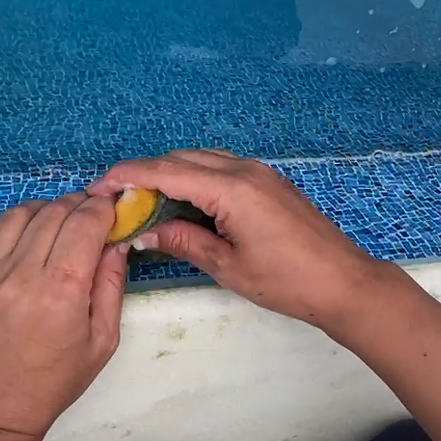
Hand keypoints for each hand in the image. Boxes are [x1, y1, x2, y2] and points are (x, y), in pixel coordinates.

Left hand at [0, 193, 128, 440]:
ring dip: (41, 214)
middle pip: (52, 211)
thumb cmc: (50, 384)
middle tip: (84, 213)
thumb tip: (116, 242)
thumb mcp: (102, 343)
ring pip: (16, 216)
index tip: (109, 208)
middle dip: (75, 205)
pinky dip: (8, 238)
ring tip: (50, 227)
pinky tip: (16, 257)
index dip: (101, 207)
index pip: (85, 221)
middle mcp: (17, 275)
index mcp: (61, 291)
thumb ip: (111, 286)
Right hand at [89, 149, 395, 328]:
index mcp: (232, 189)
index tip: (97, 186)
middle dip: (145, 173)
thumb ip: (183, 241)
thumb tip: (143, 231)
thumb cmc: (287, 281)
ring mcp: (261, 173)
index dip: (128, 176)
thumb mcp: (227, 266)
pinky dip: (196, 177)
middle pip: (182, 159)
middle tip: (116, 198)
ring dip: (171, 173)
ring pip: (203, 159)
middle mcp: (245, 170)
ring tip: (144, 200)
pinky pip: (223, 167)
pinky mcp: (270, 182)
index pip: (167, 171)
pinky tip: (184, 201)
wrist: (343, 281)